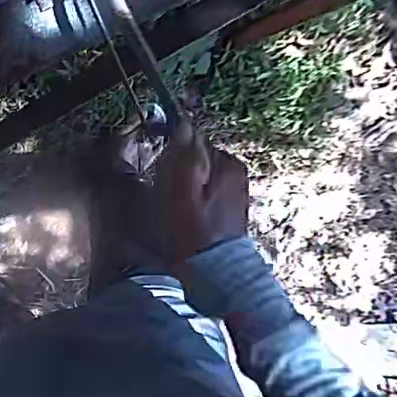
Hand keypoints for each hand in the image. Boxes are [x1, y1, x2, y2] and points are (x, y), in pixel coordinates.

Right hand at [153, 125, 248, 261]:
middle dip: (178, 169)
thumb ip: (183, 156)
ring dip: (185, 184)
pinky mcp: (232, 206)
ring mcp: (236, 189)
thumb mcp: (180, 191)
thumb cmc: (191, 232)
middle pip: (196, 156)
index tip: (160, 173)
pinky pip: (206, 190)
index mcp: (225, 163)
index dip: (171, 153)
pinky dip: (194, 197)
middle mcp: (235, 171)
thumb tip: (182, 123)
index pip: (191, 140)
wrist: (214, 273)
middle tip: (167, 195)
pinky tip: (188, 216)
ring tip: (177, 209)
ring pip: (199, 173)